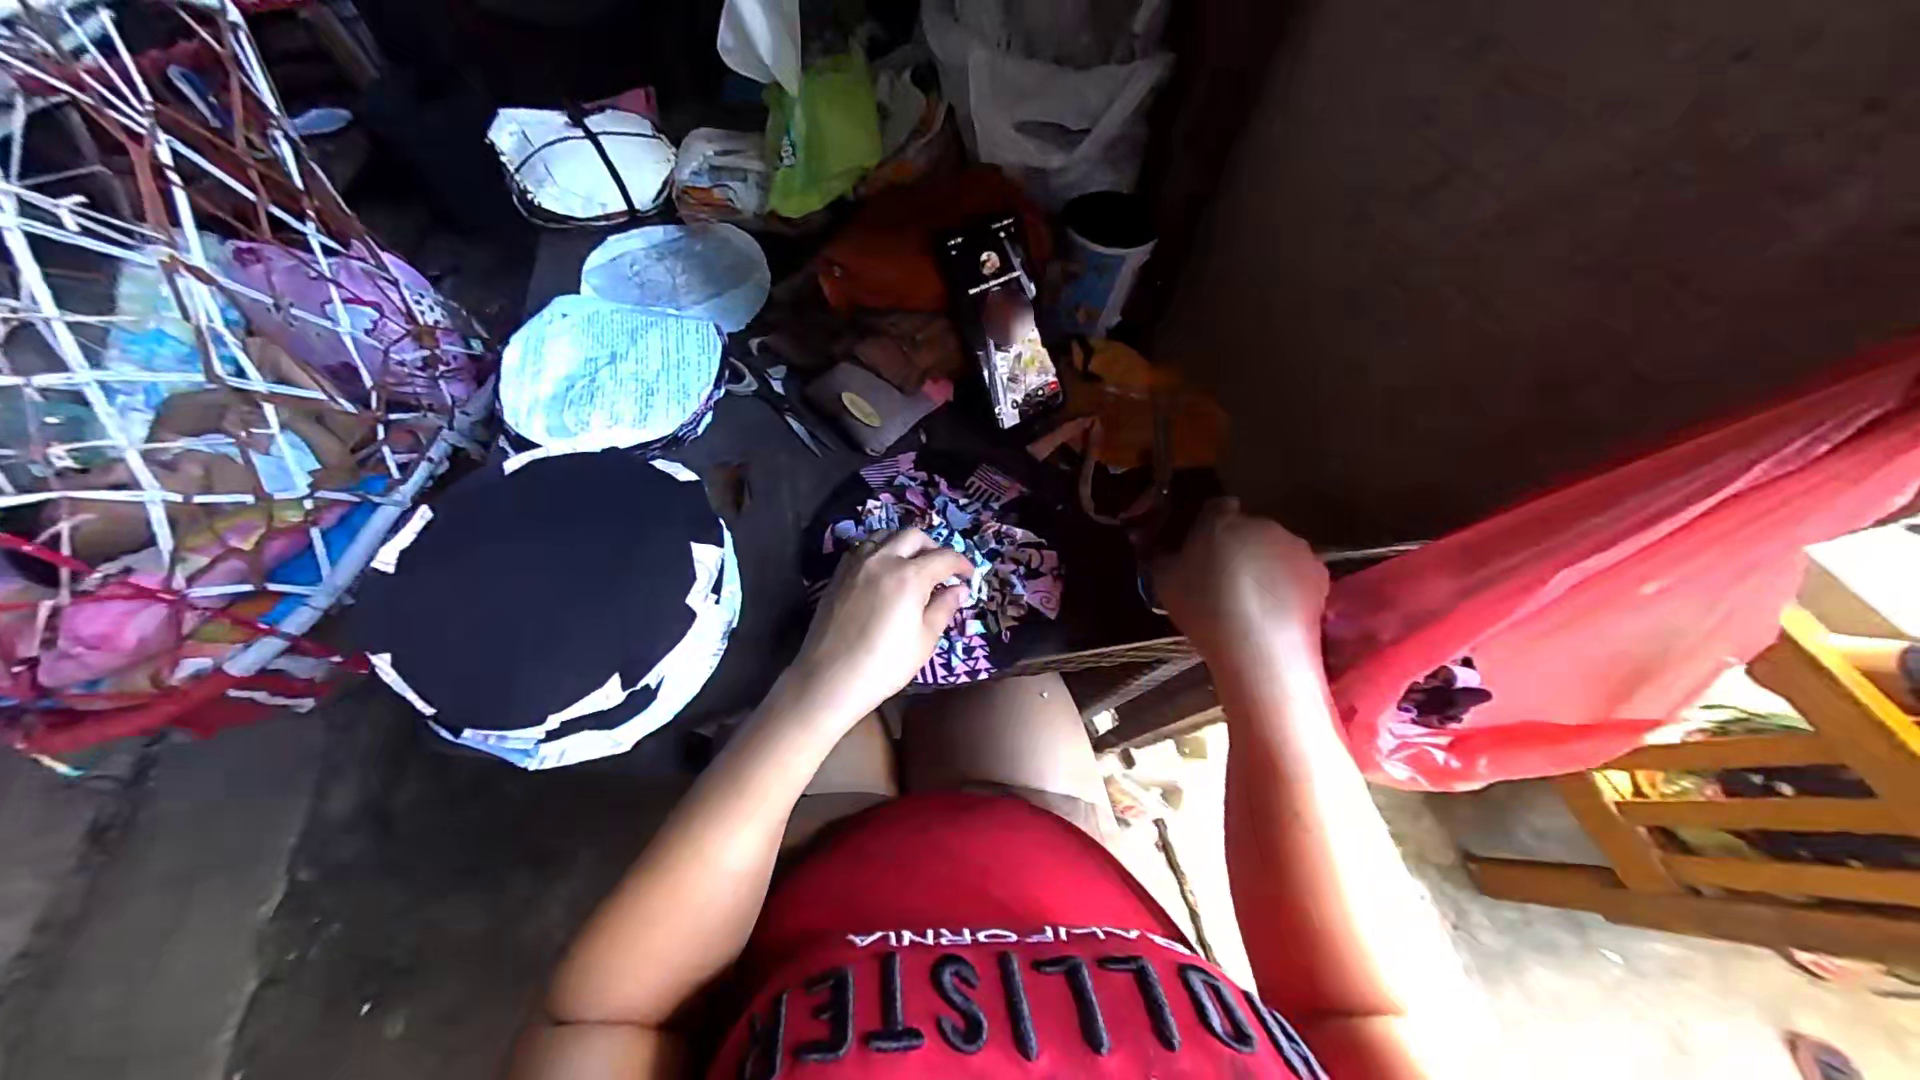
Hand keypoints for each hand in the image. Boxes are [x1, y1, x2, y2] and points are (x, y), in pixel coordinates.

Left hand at [788, 528, 972, 724]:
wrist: (829, 679)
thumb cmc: (883, 666)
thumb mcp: (924, 640)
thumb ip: (944, 608)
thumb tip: (959, 589)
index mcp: (909, 576)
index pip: (944, 557)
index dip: (961, 563)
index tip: (968, 575)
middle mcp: (883, 560)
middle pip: (914, 536)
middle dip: (933, 547)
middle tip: (942, 568)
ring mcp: (857, 563)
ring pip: (886, 535)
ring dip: (905, 544)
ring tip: (912, 565)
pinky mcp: (838, 573)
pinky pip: (863, 547)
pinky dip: (880, 550)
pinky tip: (884, 571)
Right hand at [1153, 498, 1327, 657]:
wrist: (1258, 647)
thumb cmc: (1203, 610)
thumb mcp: (1164, 583)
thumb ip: (1164, 558)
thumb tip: (1165, 551)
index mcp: (1220, 520)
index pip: (1215, 507)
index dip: (1209, 526)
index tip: (1203, 549)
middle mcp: (1260, 524)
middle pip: (1248, 528)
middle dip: (1238, 546)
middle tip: (1225, 578)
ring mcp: (1294, 546)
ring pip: (1276, 548)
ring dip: (1265, 563)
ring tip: (1253, 599)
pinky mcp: (1320, 572)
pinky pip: (1298, 570)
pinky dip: (1289, 583)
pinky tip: (1276, 609)